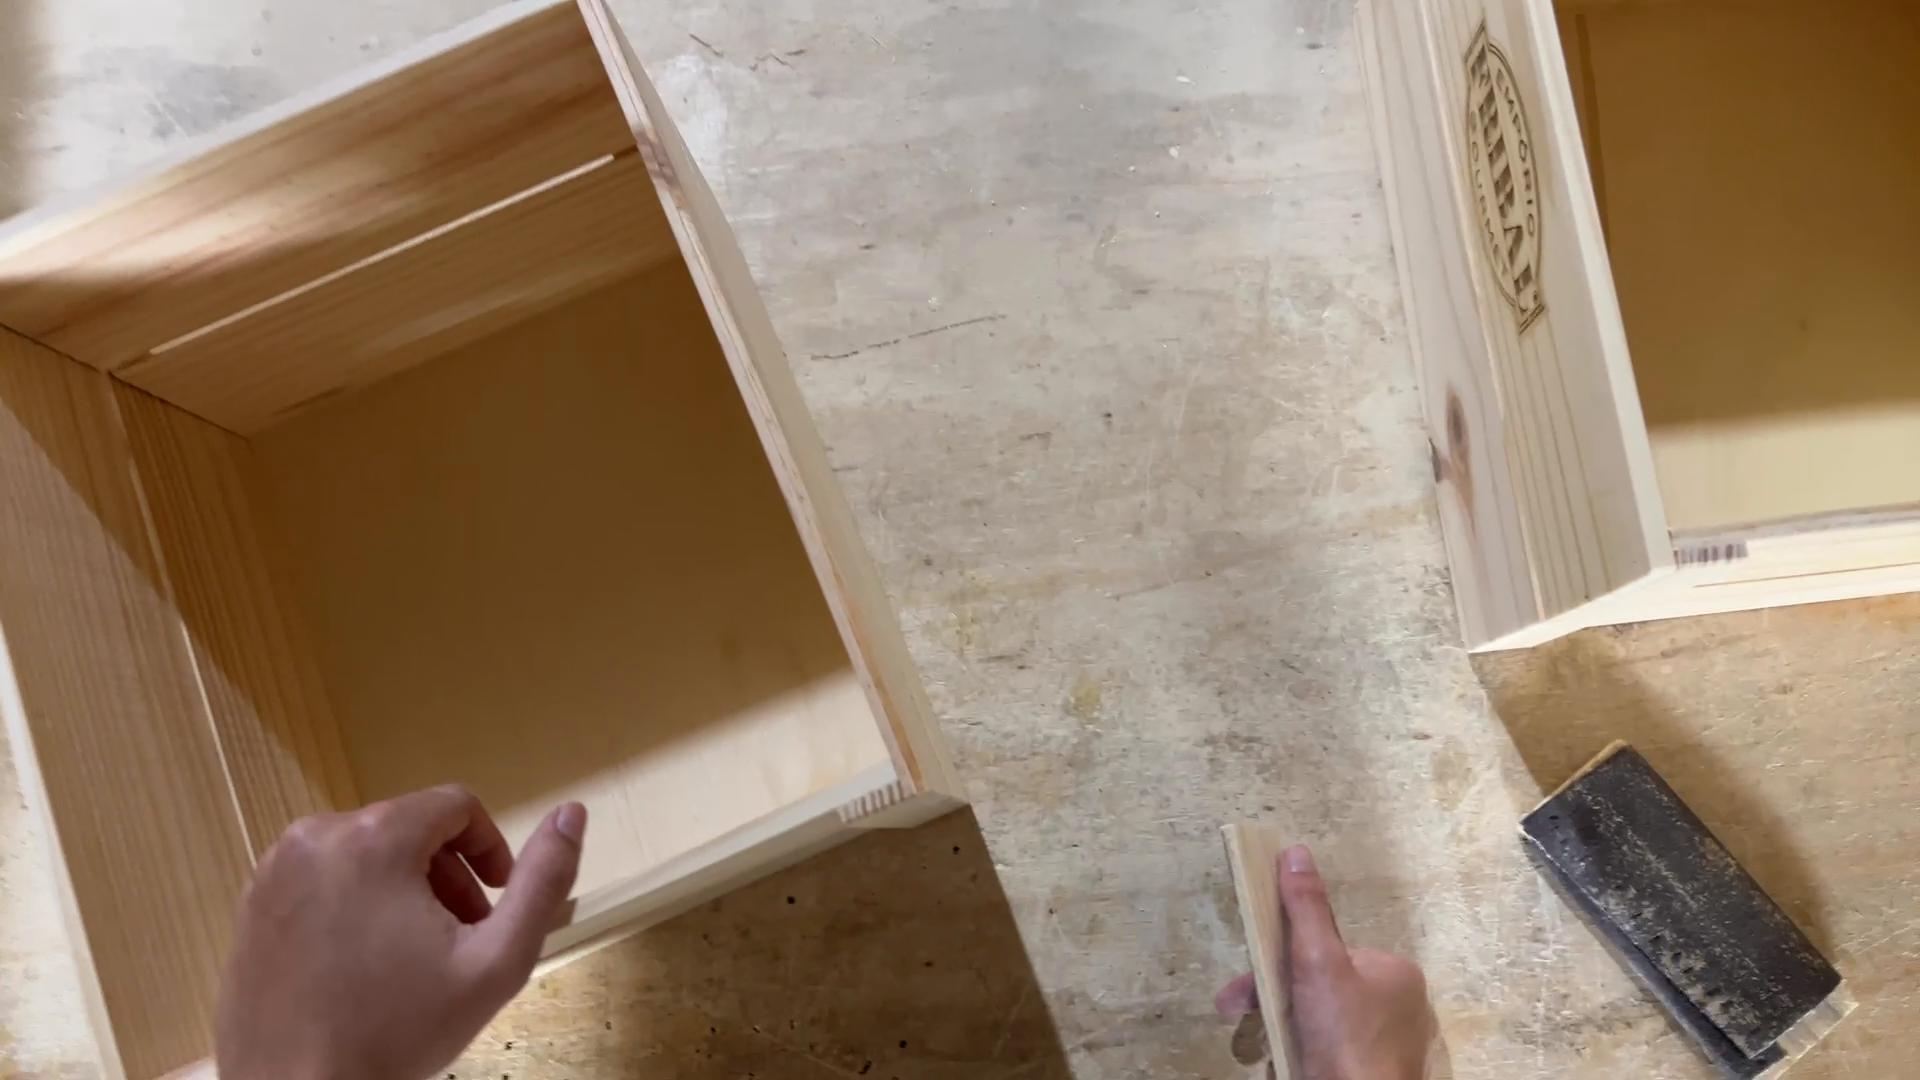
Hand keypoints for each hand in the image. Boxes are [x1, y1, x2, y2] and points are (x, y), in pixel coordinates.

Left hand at [216, 786, 586, 1079]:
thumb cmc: (399, 1032)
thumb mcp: (500, 958)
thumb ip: (545, 878)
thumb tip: (572, 811)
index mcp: (372, 839)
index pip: (457, 806)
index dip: (490, 848)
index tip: (496, 900)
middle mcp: (313, 840)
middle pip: (416, 827)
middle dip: (450, 873)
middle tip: (460, 935)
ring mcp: (273, 875)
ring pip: (375, 849)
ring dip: (411, 885)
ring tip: (418, 951)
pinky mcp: (249, 909)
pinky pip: (332, 875)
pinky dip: (364, 899)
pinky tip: (369, 959)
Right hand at [1216, 845, 1434, 1078]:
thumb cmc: (1344, 1034)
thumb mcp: (1316, 960)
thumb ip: (1305, 907)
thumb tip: (1296, 852)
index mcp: (1394, 973)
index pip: (1327, 944)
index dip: (1286, 951)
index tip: (1256, 964)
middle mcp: (1395, 1004)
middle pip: (1315, 977)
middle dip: (1269, 987)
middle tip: (1236, 1002)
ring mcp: (1381, 1042)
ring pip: (1314, 1010)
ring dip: (1273, 1013)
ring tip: (1244, 1026)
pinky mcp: (1365, 1068)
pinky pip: (1322, 1041)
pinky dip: (1295, 1040)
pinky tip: (1277, 1052)